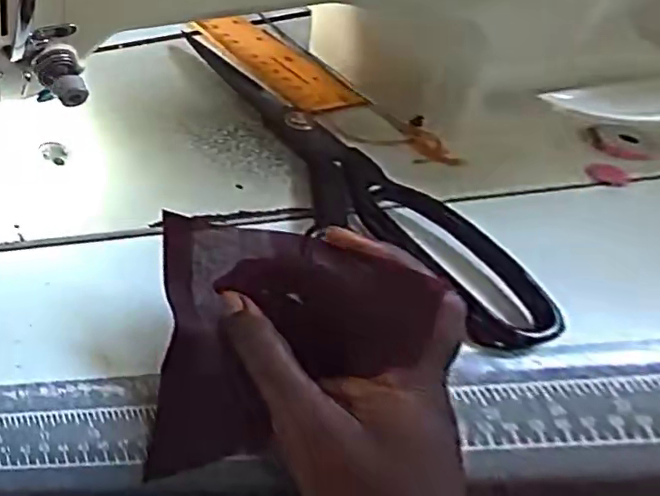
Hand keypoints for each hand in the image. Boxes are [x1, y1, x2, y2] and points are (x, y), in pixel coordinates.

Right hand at [221, 228, 467, 495]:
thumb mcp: (306, 420)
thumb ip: (266, 356)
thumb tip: (233, 302)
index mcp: (411, 378)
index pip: (426, 303)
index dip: (386, 261)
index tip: (336, 238)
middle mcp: (406, 382)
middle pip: (376, 309)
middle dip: (324, 278)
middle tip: (279, 261)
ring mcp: (388, 399)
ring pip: (350, 332)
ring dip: (306, 307)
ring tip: (261, 291)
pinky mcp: (366, 412)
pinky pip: (333, 355)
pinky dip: (299, 336)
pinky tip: (265, 335)